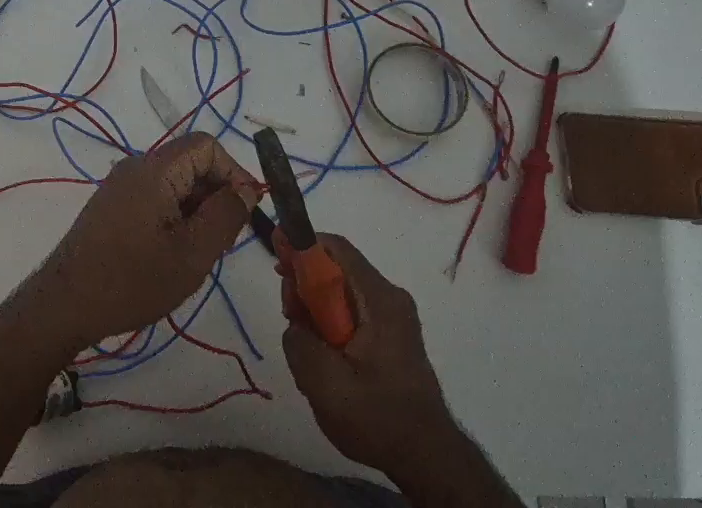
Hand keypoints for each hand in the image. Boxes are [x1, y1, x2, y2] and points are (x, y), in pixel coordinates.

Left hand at [24, 133, 259, 349]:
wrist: (65, 304)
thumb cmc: (132, 279)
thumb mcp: (193, 253)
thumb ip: (225, 215)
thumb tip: (246, 190)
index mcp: (155, 169)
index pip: (206, 146)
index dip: (234, 172)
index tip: (246, 212)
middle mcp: (135, 167)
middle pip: (190, 163)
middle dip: (217, 194)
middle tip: (225, 241)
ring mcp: (120, 187)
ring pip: (175, 185)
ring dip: (197, 211)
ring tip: (200, 253)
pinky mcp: (112, 207)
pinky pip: (156, 199)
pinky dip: (176, 218)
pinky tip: (174, 255)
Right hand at [275, 231, 450, 471]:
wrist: (426, 456)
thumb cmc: (376, 415)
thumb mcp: (323, 381)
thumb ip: (298, 340)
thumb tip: (296, 324)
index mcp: (378, 300)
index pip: (335, 248)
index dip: (301, 245)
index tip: (275, 260)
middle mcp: (389, 298)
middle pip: (337, 268)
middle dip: (305, 284)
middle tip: (290, 318)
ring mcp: (394, 316)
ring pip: (342, 292)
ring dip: (315, 308)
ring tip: (307, 347)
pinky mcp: (392, 334)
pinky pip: (352, 310)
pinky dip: (330, 322)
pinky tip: (324, 355)